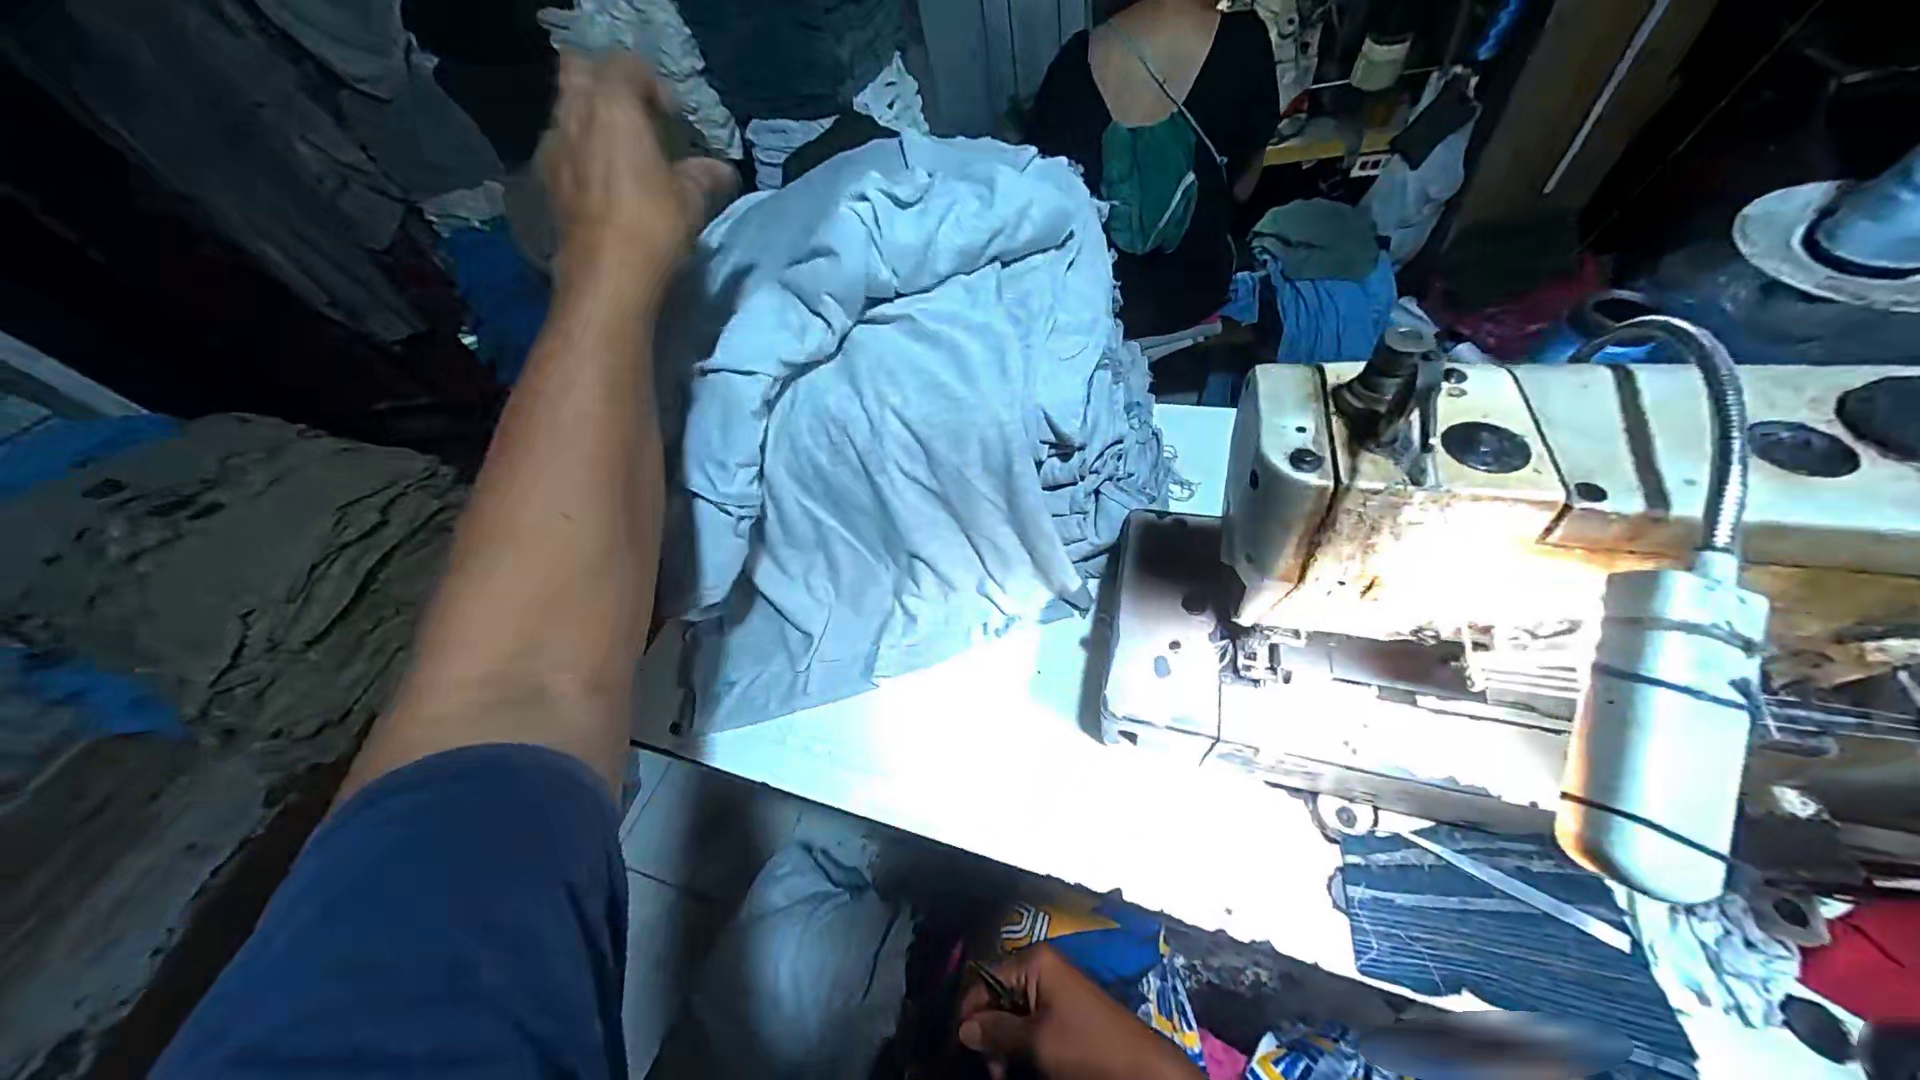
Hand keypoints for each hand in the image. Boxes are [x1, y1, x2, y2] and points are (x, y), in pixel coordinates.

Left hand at [544, 52, 737, 305]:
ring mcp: (555, 145)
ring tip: (623, 153)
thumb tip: (723, 171)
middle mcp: (575, 114)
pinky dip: (582, 151)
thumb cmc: (652, 226)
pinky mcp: (548, 179)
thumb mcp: (690, 200)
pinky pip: (563, 146)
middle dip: (608, 85)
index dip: (652, 84)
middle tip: (637, 118)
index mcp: (612, 105)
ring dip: (593, 120)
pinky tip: (604, 182)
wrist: (607, 275)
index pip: (626, 66)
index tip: (672, 117)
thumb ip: (704, 176)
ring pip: (568, 109)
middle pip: (582, 72)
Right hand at [958, 946, 1204, 1079]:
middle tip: (991, 1069)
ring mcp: (1054, 987)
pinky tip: (1019, 1064)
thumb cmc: (1087, 1047)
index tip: (959, 1047)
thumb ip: (997, 1031)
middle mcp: (1042, 966)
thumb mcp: (1037, 1042)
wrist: (1143, 1068)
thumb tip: (963, 1029)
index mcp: (1034, 961)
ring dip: (1003, 1040)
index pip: (985, 977)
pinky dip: (1020, 1042)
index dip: (969, 1010)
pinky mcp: (1064, 1009)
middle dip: (988, 1030)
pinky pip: (1030, 1019)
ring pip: (1012, 1010)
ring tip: (1003, 1072)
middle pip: (997, 993)